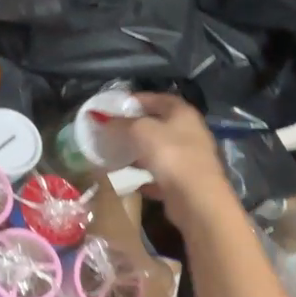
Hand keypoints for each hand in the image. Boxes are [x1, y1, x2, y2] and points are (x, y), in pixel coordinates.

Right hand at [123, 92, 239, 232]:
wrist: (196, 198)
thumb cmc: (170, 154)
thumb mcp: (140, 131)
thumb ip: (120, 123)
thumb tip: (99, 117)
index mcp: (183, 113)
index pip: (158, 98)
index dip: (136, 99)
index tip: (114, 106)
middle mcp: (190, 132)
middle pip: (159, 124)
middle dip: (135, 127)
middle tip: (112, 131)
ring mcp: (189, 158)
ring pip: (159, 150)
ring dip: (139, 152)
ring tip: (116, 155)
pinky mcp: (185, 181)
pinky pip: (160, 174)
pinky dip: (145, 176)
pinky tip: (130, 181)